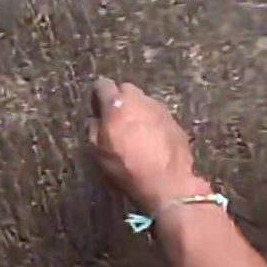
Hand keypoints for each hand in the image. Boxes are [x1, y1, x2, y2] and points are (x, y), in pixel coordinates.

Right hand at [87, 78, 210, 210]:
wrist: (167, 182)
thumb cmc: (127, 168)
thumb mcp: (98, 152)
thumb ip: (93, 130)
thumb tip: (96, 120)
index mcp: (116, 105)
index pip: (102, 84)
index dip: (97, 95)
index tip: (97, 109)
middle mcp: (139, 100)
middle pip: (125, 89)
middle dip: (119, 99)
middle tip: (116, 119)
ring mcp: (159, 109)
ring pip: (143, 101)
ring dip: (137, 110)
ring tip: (135, 132)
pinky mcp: (173, 120)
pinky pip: (157, 114)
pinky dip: (151, 122)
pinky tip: (151, 140)